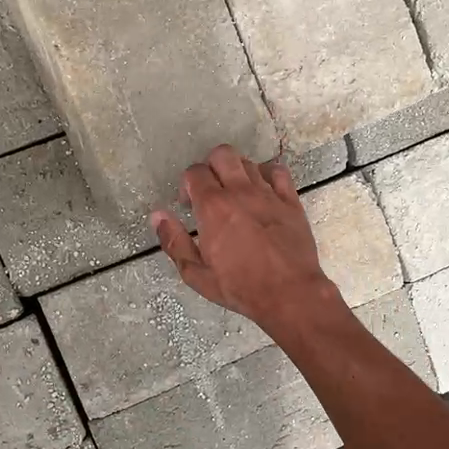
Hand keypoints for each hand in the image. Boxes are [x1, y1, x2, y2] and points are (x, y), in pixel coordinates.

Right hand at [151, 144, 339, 333]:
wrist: (289, 293)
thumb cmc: (240, 287)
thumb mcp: (196, 273)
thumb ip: (174, 241)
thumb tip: (158, 216)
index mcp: (213, 207)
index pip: (195, 172)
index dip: (187, 185)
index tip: (189, 205)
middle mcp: (240, 192)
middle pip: (222, 154)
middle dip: (211, 167)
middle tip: (210, 192)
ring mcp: (268, 194)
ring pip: (248, 162)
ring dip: (236, 173)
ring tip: (235, 196)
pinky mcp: (291, 201)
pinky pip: (278, 172)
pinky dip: (266, 175)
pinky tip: (262, 193)